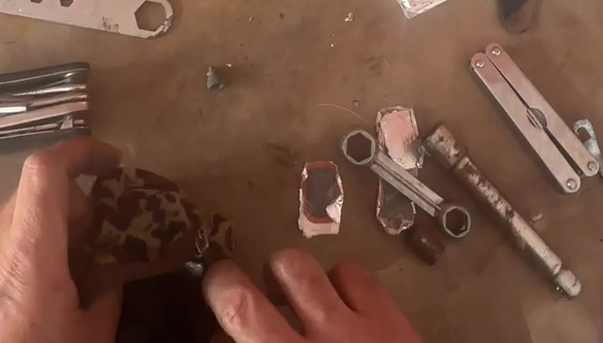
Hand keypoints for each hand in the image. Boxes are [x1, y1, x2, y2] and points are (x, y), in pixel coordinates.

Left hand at [0, 137, 122, 342]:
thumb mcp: (91, 339)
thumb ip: (106, 292)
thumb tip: (109, 275)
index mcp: (27, 254)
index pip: (46, 169)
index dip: (81, 151)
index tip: (112, 163)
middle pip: (32, 193)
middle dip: (71, 202)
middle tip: (97, 237)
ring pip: (10, 221)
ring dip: (45, 228)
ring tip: (67, 273)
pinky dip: (19, 254)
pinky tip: (31, 301)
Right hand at [203, 249, 421, 341]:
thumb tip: (233, 342)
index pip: (225, 338)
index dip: (214, 336)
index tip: (217, 337)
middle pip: (237, 299)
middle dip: (221, 286)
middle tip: (224, 288)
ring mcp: (346, 330)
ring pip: (294, 267)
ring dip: (281, 276)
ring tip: (286, 289)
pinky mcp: (388, 318)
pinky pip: (350, 272)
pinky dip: (337, 281)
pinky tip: (339, 301)